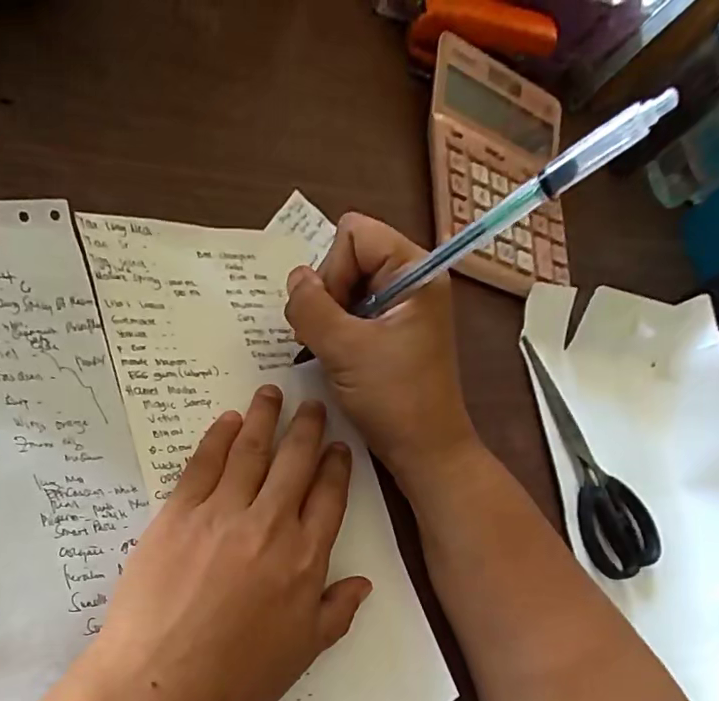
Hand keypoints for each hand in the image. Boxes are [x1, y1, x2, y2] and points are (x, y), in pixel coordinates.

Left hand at [78, 385, 370, 700]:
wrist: (163, 685)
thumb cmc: (236, 680)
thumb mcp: (301, 654)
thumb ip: (334, 612)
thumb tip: (361, 584)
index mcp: (304, 560)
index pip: (329, 499)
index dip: (336, 468)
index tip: (338, 447)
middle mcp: (268, 526)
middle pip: (294, 464)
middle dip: (307, 430)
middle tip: (312, 405)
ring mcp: (220, 515)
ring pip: (249, 452)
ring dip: (263, 418)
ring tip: (271, 393)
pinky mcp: (176, 515)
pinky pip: (202, 465)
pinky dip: (217, 437)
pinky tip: (226, 421)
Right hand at [283, 213, 481, 489]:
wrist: (424, 450)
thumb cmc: (395, 400)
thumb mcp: (345, 350)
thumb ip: (312, 308)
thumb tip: (295, 278)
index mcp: (414, 272)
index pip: (354, 234)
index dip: (332, 269)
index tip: (333, 315)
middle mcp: (408, 282)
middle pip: (347, 257)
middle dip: (326, 295)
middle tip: (326, 338)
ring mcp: (398, 310)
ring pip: (342, 289)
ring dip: (326, 318)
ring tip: (328, 353)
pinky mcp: (387, 334)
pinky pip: (349, 314)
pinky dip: (333, 333)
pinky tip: (332, 359)